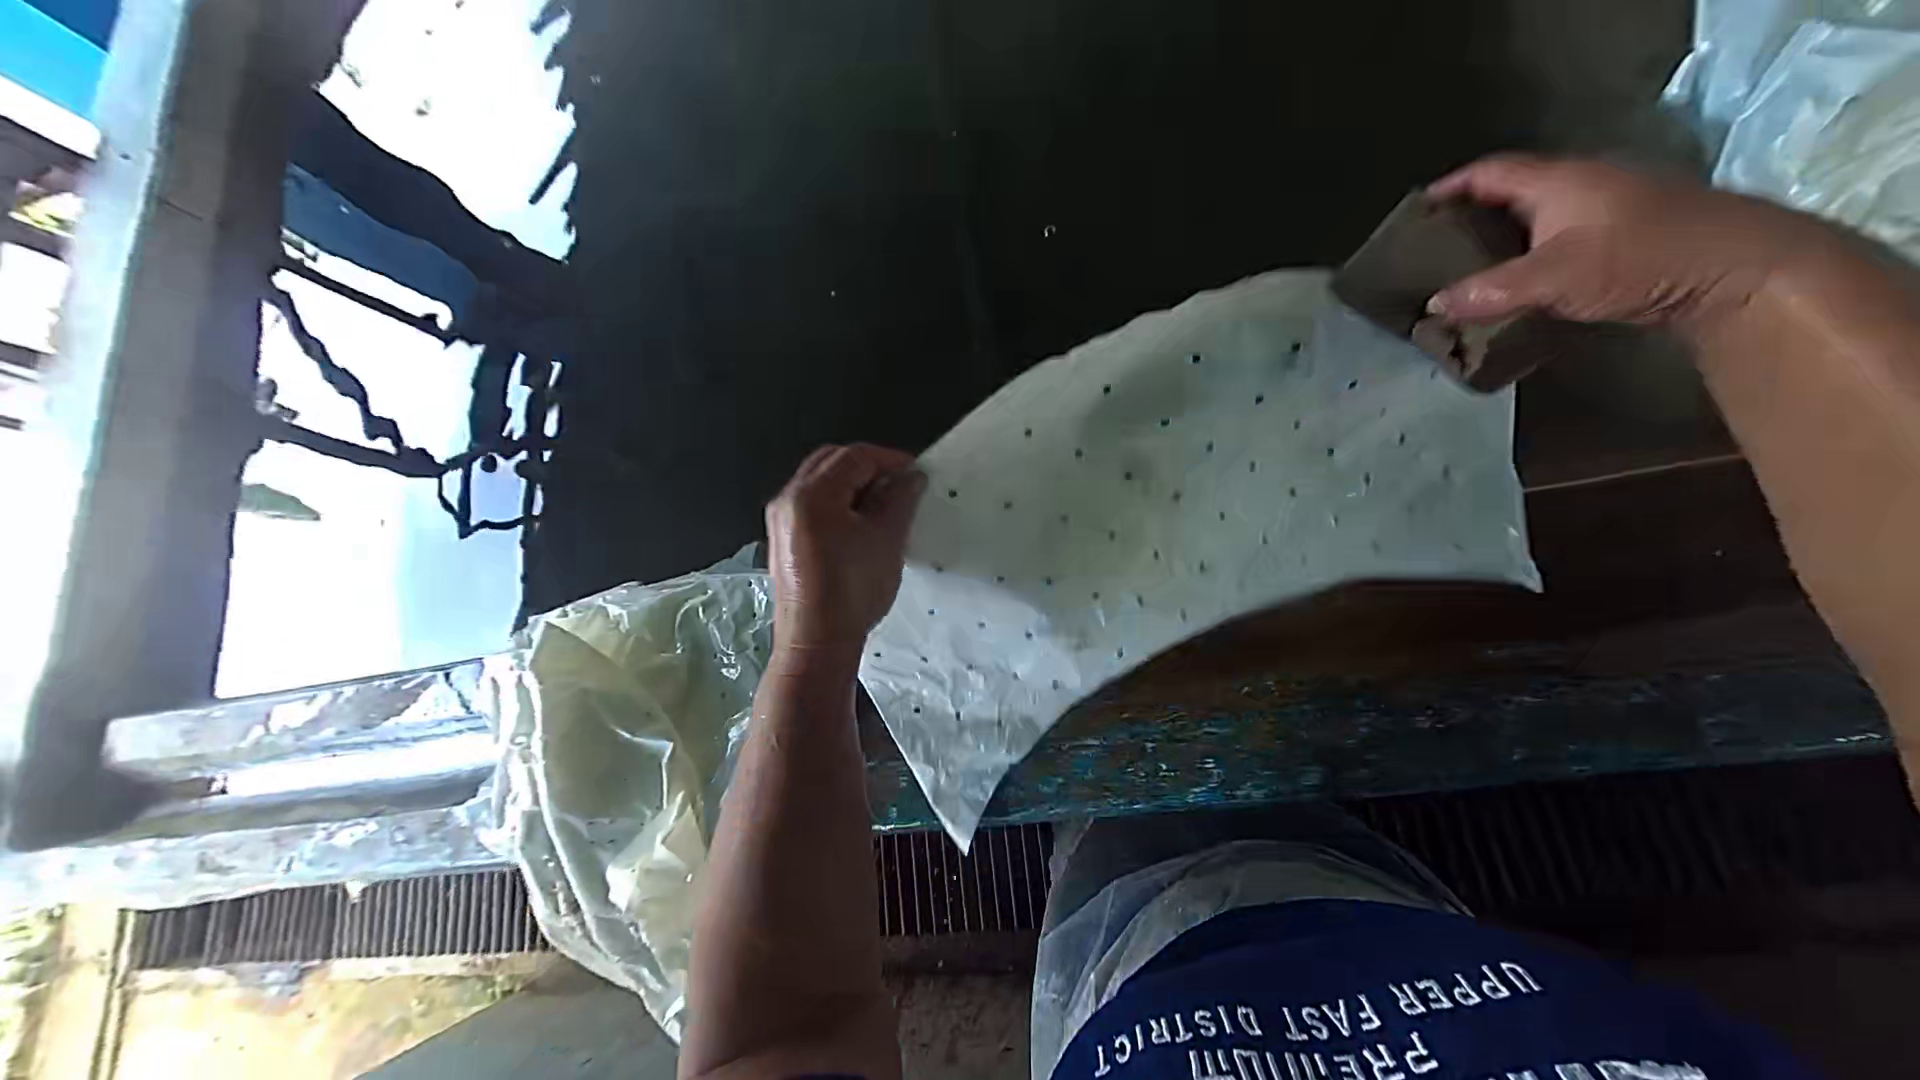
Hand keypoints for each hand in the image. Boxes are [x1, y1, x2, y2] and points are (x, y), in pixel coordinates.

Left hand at [765, 443, 925, 659]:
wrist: (817, 642)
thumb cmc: (853, 591)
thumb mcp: (886, 539)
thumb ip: (901, 499)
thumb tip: (912, 477)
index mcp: (812, 495)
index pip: (854, 457)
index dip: (889, 459)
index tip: (916, 471)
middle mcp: (789, 499)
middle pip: (832, 462)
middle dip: (869, 467)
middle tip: (901, 483)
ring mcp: (781, 520)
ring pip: (821, 482)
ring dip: (854, 484)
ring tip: (885, 504)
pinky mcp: (784, 539)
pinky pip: (812, 504)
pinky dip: (838, 502)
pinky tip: (862, 523)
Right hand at [1425, 155, 1844, 334]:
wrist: (1739, 272)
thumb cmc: (1642, 257)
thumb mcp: (1553, 277)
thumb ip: (1489, 292)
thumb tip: (1433, 306)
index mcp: (1559, 181)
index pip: (1490, 172)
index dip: (1450, 187)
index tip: (1415, 212)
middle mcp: (1578, 188)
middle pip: (1507, 195)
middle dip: (1465, 218)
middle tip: (1428, 248)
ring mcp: (1600, 213)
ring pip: (1529, 221)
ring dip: (1493, 241)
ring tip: (1457, 271)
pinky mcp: (1614, 240)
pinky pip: (1549, 242)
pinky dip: (1519, 258)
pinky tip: (1504, 284)